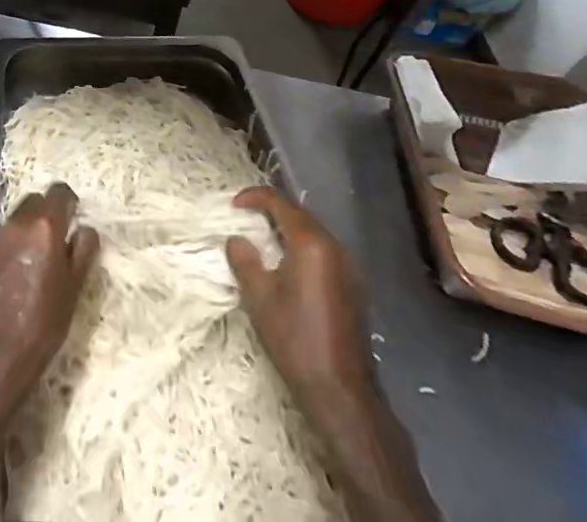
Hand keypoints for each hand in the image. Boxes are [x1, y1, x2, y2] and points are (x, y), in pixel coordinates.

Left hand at [0, 183, 98, 493]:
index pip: (58, 192)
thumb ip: (83, 249)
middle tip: (59, 237)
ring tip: (40, 255)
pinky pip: (5, 233)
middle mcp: (17, 224)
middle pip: (36, 199)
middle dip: (49, 210)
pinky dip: (16, 239)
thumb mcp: (76, 286)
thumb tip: (84, 229)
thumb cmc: (46, 320)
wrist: (0, 349)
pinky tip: (22, 267)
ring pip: (18, 215)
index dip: (69, 201)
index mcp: (45, 228)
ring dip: (31, 224)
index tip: (75, 216)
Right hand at [228, 186, 441, 521]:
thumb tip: (237, 239)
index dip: (255, 197)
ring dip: (287, 230)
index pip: (281, 204)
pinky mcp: (353, 285)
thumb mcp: (259, 297)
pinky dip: (301, 247)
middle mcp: (335, 247)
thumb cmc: (295, 339)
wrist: (340, 389)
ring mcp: (348, 266)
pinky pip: (323, 251)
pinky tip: (286, 265)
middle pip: (300, 215)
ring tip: (261, 239)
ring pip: (313, 233)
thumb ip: (244, 260)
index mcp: (312, 244)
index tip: (233, 205)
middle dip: (271, 211)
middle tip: (244, 219)